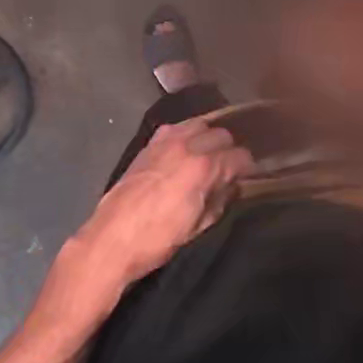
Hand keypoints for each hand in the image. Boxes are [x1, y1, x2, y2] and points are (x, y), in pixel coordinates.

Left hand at [68, 114, 253, 290]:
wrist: (113, 238)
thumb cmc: (158, 239)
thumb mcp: (199, 227)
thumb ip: (219, 201)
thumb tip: (230, 187)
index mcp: (203, 168)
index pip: (239, 156)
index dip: (248, 166)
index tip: (250, 176)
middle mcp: (185, 146)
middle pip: (220, 134)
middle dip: (229, 149)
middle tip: (229, 167)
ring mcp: (164, 142)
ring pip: (197, 123)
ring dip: (207, 136)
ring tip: (208, 155)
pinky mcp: (147, 145)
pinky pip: (174, 129)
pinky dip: (185, 134)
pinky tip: (184, 150)